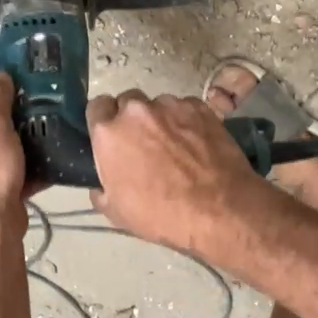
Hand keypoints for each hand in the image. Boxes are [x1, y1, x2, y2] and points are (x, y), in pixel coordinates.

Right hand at [87, 91, 269, 254]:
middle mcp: (137, 110)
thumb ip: (101, 190)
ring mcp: (171, 105)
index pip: (96, 107)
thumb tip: (101, 185)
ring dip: (160, 120)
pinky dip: (186, 121)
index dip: (103, 121)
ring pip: (158, 105)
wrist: (220, 209)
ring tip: (175, 146)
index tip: (112, 137)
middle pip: (127, 102)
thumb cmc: (162, 215)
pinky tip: (196, 144)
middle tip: (143, 144)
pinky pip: (185, 108)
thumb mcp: (116, 212)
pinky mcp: (200, 107)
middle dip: (131, 119)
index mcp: (109, 132)